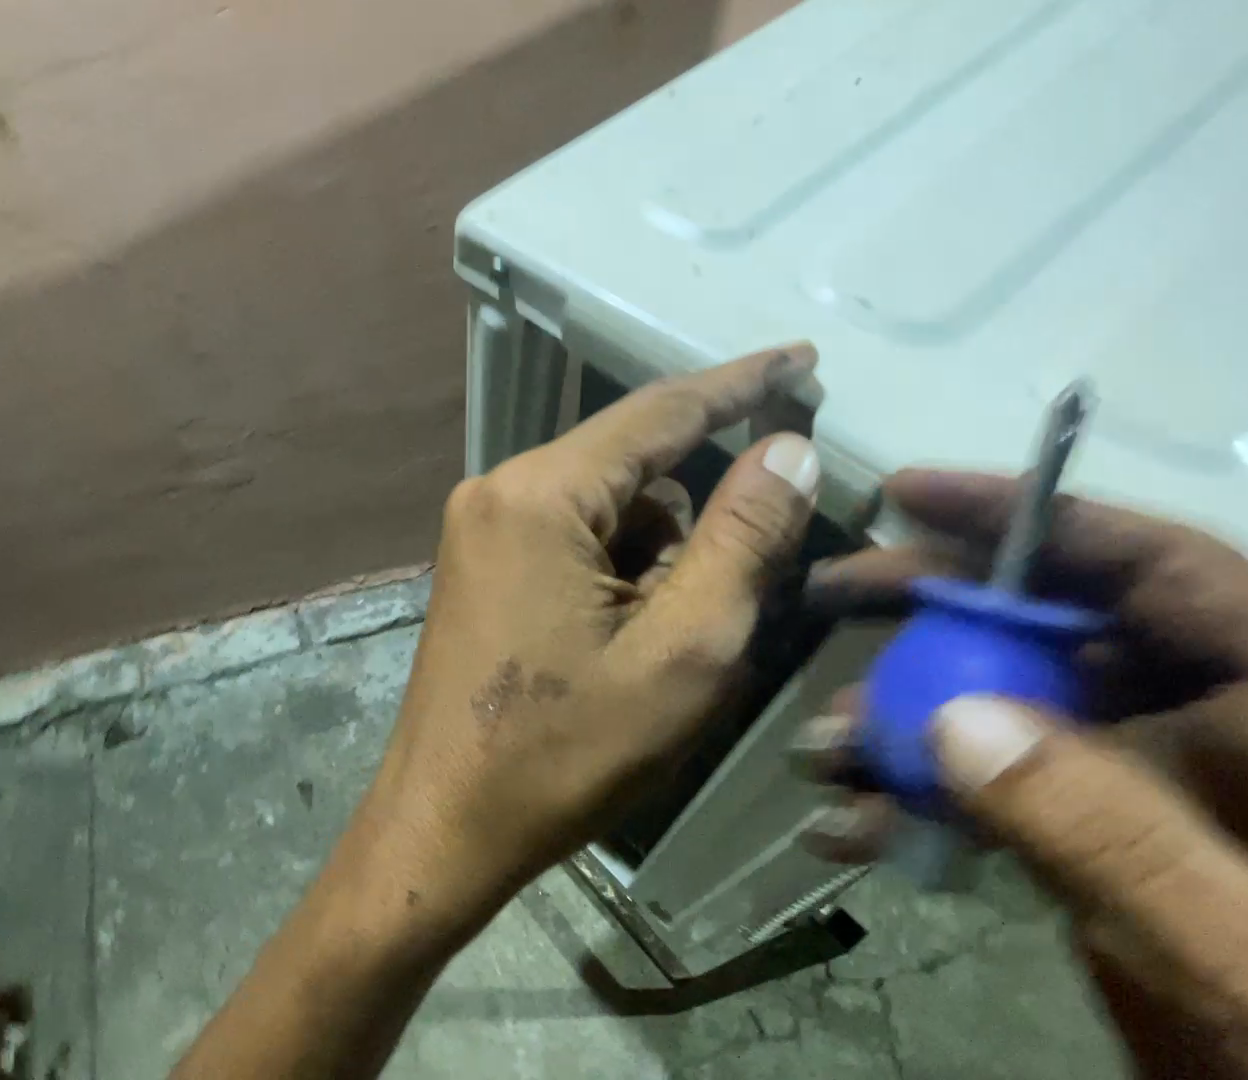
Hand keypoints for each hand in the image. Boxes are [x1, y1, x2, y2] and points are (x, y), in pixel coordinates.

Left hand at [173, 345, 824, 1079]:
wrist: (445, 818)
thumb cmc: (563, 752)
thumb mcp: (683, 653)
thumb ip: (741, 540)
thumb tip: (785, 448)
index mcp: (538, 495)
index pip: (658, 412)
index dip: (739, 383)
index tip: (802, 358)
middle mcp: (496, 490)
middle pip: (629, 466)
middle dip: (693, 519)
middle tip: (717, 608)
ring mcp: (478, 527)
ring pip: (604, 509)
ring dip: (654, 558)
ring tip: (657, 649)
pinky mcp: (476, 565)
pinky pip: (568, 538)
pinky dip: (614, 572)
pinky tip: (617, 644)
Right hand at [800, 470, 1247, 1077]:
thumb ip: (1125, 841)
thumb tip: (955, 722)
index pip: (1161, 573)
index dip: (1030, 518)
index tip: (907, 495)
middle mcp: (1222, 736)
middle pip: (1058, 629)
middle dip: (930, 610)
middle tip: (826, 595)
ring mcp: (1157, 795)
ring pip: (1008, 715)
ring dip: (901, 726)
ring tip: (818, 749)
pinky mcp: (1110, 853)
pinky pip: (997, 800)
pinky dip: (915, 807)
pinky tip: (850, 829)